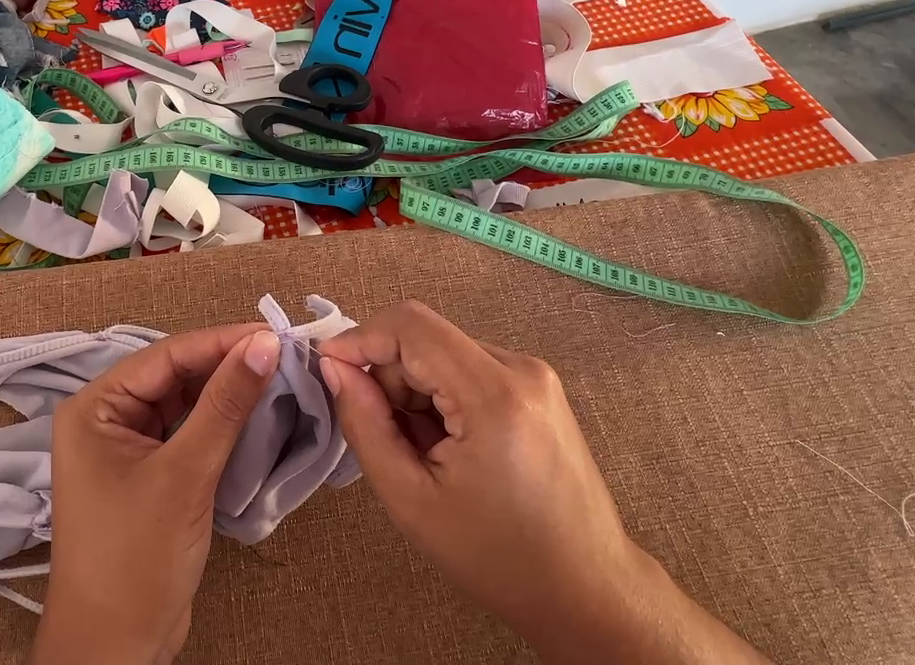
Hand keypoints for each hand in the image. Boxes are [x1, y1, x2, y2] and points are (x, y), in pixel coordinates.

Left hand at [30, 323, 281, 664]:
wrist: (116, 650)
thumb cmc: (136, 557)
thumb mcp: (185, 473)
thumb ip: (225, 404)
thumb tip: (264, 344)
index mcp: (95, 408)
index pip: (166, 357)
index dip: (220, 342)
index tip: (272, 334)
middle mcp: (107, 419)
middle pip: (175, 376)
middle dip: (226, 366)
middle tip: (282, 355)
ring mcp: (128, 448)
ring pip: (185, 403)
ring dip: (226, 394)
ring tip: (277, 377)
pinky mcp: (150, 474)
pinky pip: (188, 432)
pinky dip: (220, 425)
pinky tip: (255, 414)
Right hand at [318, 301, 766, 664]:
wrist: (587, 587)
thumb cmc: (497, 556)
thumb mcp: (412, 500)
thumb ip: (365, 425)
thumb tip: (333, 367)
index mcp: (494, 394)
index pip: (412, 325)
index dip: (360, 338)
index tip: (327, 369)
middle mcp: (521, 367)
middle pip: (427, 338)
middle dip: (390, 376)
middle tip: (385, 437)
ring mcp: (535, 373)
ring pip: (445, 352)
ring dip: (416, 389)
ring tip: (425, 452)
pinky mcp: (539, 385)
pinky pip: (469, 367)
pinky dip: (443, 395)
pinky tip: (450, 445)